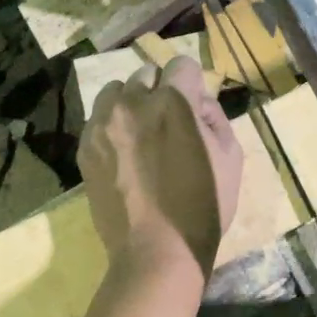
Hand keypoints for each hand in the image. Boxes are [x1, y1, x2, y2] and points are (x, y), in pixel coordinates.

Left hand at [79, 56, 243, 273]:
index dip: (192, 83)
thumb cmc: (204, 207)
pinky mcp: (85, 147)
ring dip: (130, 104)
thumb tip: (199, 102)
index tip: (194, 105)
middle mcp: (134, 103)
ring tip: (140, 133)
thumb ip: (215, 117)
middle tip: (169, 123)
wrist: (157, 251)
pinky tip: (122, 154)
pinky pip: (97, 119)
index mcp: (174, 102)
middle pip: (146, 75)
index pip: (181, 65)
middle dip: (160, 91)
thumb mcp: (231, 158)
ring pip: (115, 92)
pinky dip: (111, 126)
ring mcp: (103, 125)